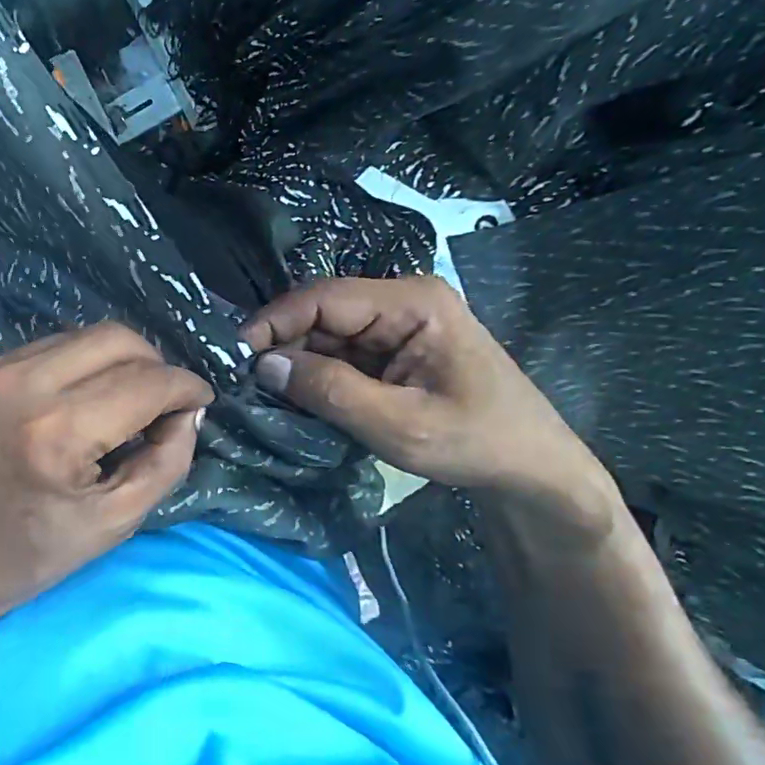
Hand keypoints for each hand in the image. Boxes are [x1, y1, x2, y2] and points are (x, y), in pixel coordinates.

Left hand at [0, 322, 213, 643]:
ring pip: (87, 335)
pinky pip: (55, 346)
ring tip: (128, 403)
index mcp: (56, 434)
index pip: (145, 382)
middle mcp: (21, 386)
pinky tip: (87, 400)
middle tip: (165, 404)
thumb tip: (189, 411)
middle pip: (118, 339)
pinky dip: (86, 365)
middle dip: (157, 366)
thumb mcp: (117, 521)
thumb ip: (167, 460)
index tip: (201, 401)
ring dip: (122, 362)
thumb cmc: (33, 554)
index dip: (185, 387)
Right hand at [241, 276, 620, 540]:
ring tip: (263, 397)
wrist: (531, 466)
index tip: (233, 355)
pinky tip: (300, 401)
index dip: (274, 322)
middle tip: (243, 385)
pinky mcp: (399, 350)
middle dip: (284, 347)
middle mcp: (404, 302)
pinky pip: (347, 355)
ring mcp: (402, 326)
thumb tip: (265, 365)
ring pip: (331, 336)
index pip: (325, 297)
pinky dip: (321, 377)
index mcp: (413, 303)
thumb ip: (331, 392)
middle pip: (325, 314)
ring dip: (300, 365)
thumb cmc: (477, 443)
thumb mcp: (400, 426)